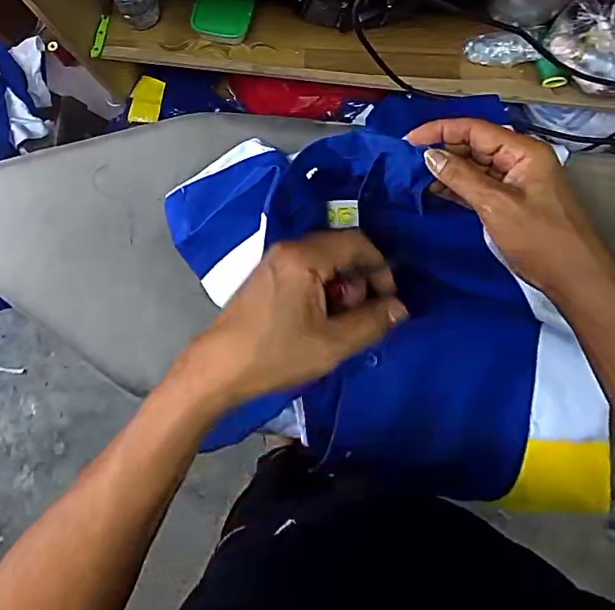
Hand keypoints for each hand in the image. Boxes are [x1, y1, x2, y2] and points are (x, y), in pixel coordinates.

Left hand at [167, 230, 407, 411]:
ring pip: (325, 261)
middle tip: (360, 316)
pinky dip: (323, 288)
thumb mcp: (332, 345)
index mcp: (305, 256)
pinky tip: (319, 320)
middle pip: (342, 249)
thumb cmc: (274, 355)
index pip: (358, 243)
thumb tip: (400, 308)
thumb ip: (372, 323)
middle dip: (359, 281)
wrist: (215, 372)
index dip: (380, 268)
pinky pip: (307, 269)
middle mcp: (290, 247)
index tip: (388, 300)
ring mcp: (275, 260)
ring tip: (338, 323)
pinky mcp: (267, 275)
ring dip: (341, 287)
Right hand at [406, 118, 614, 298]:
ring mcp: (519, 180)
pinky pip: (483, 184)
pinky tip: (438, 191)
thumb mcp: (496, 206)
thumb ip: (461, 177)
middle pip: (475, 144)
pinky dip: (461, 186)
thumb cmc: (542, 241)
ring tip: (417, 177)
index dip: (439, 130)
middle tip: (408, 161)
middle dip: (443, 149)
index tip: (408, 141)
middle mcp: (522, 159)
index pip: (475, 129)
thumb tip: (430, 155)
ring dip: (449, 169)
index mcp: (524, 151)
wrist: (578, 281)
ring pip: (477, 165)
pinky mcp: (516, 201)